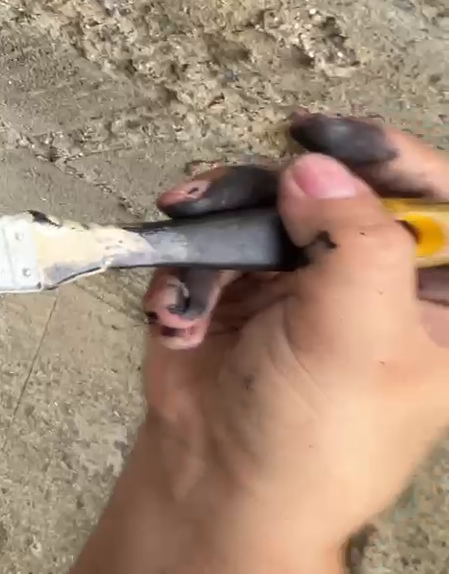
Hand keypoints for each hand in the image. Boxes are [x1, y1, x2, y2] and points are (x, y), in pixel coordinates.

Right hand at [75, 115, 448, 573]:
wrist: (218, 466)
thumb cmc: (317, 428)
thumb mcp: (354, 341)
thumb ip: (351, 249)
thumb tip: (316, 167)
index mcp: (439, 296)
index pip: (439, 202)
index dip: (391, 157)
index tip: (321, 132)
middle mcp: (370, 276)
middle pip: (319, 189)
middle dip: (253, 194)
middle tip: (202, 198)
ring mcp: (294, 276)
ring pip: (245, 208)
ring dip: (200, 237)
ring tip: (179, 282)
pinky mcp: (229, 280)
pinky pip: (197, 244)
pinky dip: (176, 275)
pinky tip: (176, 316)